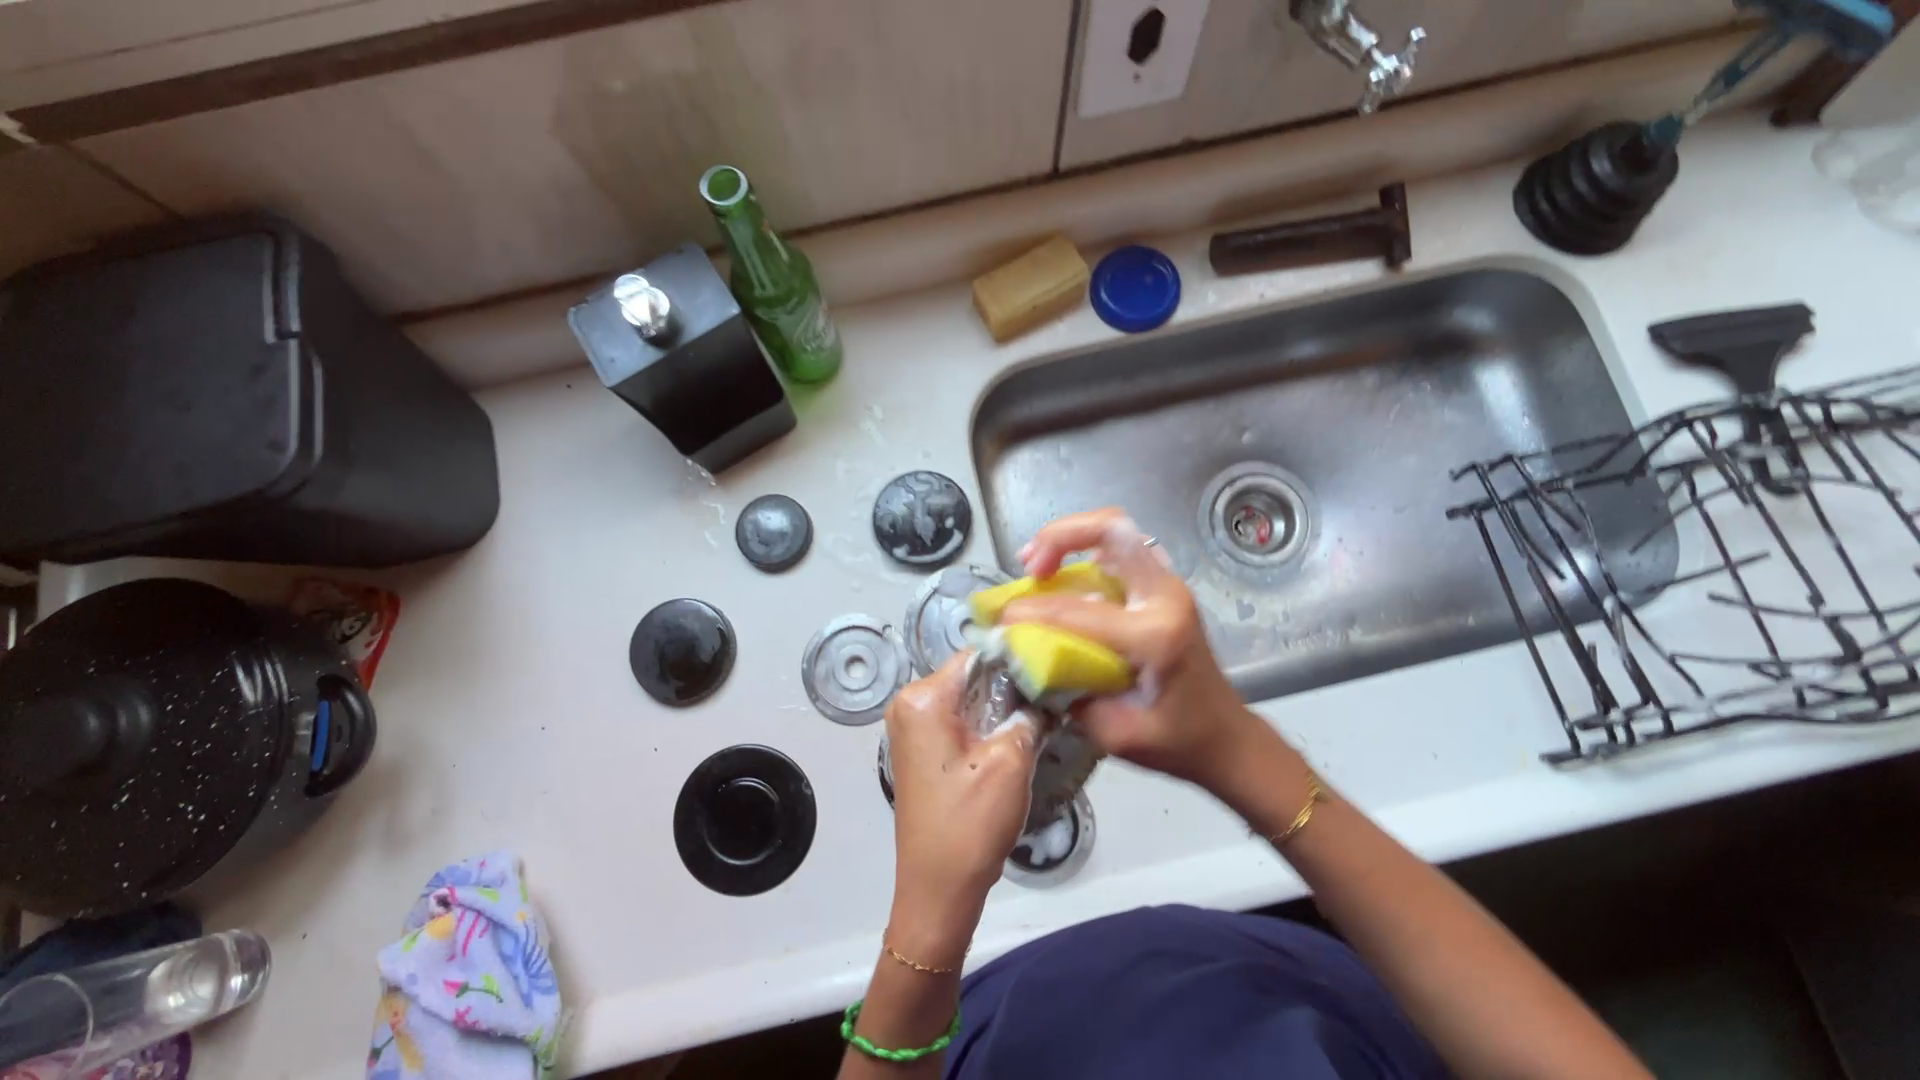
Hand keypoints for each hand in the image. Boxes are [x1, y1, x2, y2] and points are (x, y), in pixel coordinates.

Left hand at [884, 653, 1039, 963]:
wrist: (938, 889)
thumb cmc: (970, 824)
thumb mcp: (1011, 762)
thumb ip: (1029, 714)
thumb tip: (1049, 688)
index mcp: (922, 698)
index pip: (977, 655)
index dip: (1018, 656)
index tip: (1058, 663)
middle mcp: (909, 704)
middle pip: (972, 676)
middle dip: (1013, 683)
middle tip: (1060, 690)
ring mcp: (913, 729)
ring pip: (969, 700)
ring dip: (1004, 707)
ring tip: (1047, 713)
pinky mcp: (923, 751)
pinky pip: (961, 722)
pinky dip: (988, 726)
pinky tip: (1021, 737)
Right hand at [1005, 507, 1275, 793]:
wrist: (1226, 737)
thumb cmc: (1178, 742)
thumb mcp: (1117, 735)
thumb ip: (1069, 695)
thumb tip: (1027, 661)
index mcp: (1156, 635)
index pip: (1079, 611)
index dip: (1033, 612)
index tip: (1002, 620)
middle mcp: (1166, 598)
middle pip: (1111, 530)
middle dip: (1058, 537)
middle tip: (1027, 565)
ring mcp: (1170, 587)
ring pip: (1117, 530)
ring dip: (1071, 538)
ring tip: (1035, 564)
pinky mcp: (1165, 589)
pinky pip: (1122, 550)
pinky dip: (1086, 550)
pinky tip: (1062, 574)